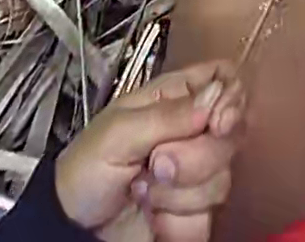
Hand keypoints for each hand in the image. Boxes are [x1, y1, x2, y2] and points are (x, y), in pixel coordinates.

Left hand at [55, 60, 245, 241]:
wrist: (72, 228)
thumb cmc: (87, 166)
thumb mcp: (120, 132)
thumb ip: (169, 114)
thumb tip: (217, 95)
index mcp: (176, 96)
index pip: (225, 78)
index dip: (232, 97)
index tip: (219, 123)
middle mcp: (192, 130)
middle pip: (231, 134)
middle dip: (194, 158)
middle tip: (156, 163)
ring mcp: (195, 173)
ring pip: (221, 180)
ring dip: (177, 195)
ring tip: (142, 190)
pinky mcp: (193, 214)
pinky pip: (207, 221)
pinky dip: (176, 226)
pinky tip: (152, 219)